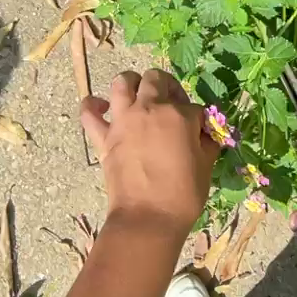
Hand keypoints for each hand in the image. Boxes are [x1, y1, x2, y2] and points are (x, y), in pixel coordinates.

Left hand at [80, 69, 219, 237]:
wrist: (148, 218)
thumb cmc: (183, 195)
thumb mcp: (206, 166)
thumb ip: (207, 141)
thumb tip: (206, 131)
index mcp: (178, 114)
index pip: (192, 105)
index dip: (197, 118)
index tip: (198, 131)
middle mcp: (148, 108)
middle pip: (156, 78)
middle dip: (167, 85)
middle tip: (171, 104)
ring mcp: (123, 120)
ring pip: (122, 82)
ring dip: (131, 83)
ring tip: (137, 96)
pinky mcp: (103, 136)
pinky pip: (89, 113)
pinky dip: (92, 106)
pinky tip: (101, 107)